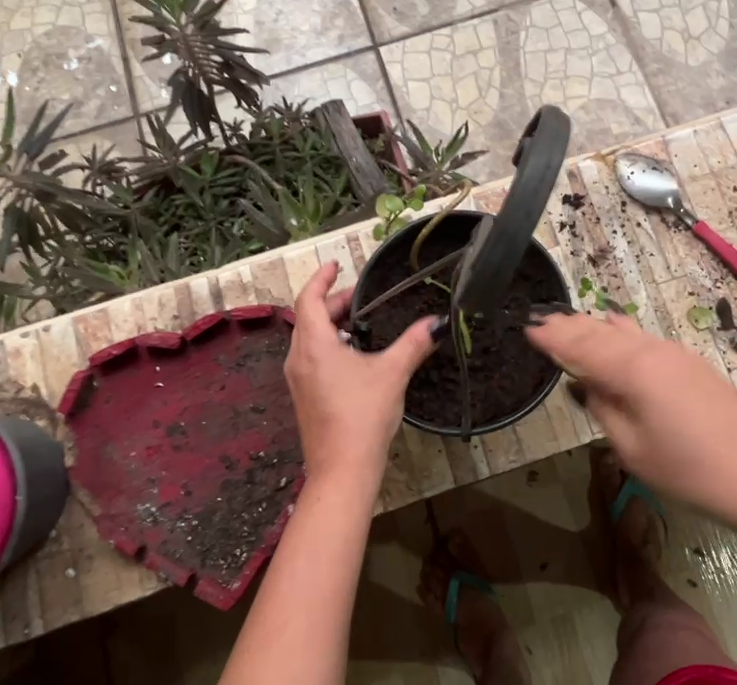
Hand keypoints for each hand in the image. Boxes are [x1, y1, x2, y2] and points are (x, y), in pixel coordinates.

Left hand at [285, 261, 438, 486]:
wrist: (342, 470)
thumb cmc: (363, 415)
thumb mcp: (392, 373)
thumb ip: (414, 343)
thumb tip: (437, 322)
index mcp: (313, 345)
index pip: (309, 299)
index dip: (321, 279)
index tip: (335, 265)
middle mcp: (298, 358)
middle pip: (309, 317)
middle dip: (334, 302)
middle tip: (362, 296)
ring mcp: (298, 380)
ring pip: (310, 339)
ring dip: (331, 325)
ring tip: (361, 322)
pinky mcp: (304, 397)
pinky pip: (312, 358)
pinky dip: (329, 345)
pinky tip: (355, 355)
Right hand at [525, 310, 736, 524]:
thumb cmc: (691, 471)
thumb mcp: (633, 449)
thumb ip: (604, 410)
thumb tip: (586, 386)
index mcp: (632, 369)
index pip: (581, 345)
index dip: (552, 337)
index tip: (528, 328)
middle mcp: (652, 350)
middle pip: (602, 331)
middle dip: (570, 326)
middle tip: (542, 319)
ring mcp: (677, 354)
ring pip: (626, 331)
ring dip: (596, 327)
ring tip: (572, 323)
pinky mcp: (694, 365)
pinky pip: (645, 339)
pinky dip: (621, 335)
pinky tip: (617, 331)